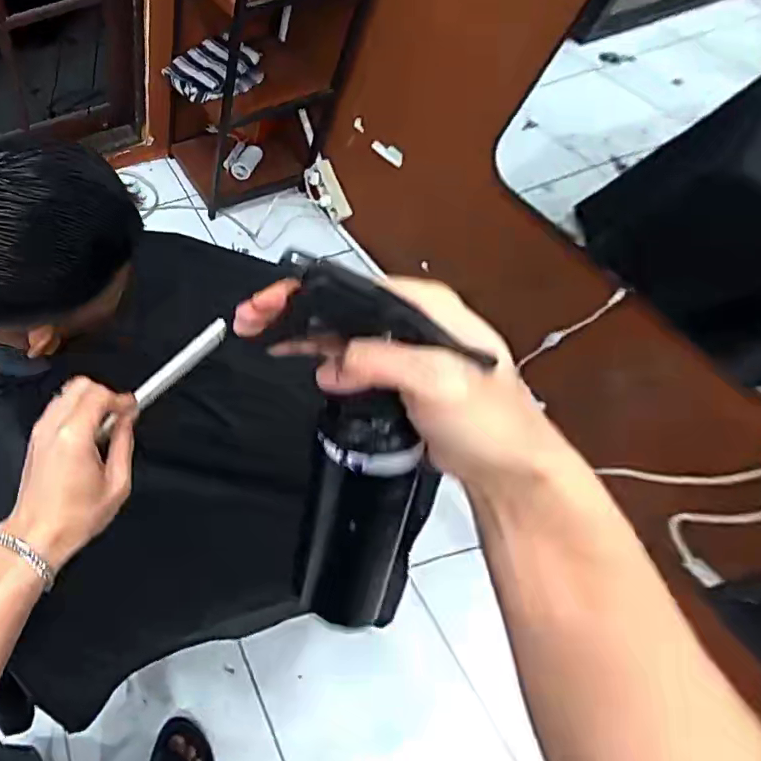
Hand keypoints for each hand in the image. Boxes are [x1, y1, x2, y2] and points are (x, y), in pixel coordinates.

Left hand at [0, 377, 136, 571]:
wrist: (38, 532)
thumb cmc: (73, 517)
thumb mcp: (116, 485)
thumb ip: (124, 444)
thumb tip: (127, 421)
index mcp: (73, 435)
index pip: (98, 394)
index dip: (120, 398)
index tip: (132, 406)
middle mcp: (53, 426)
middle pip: (80, 384)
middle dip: (104, 393)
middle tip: (119, 414)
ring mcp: (41, 428)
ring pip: (66, 392)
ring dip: (88, 400)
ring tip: (104, 426)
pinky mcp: (35, 435)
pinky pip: (56, 407)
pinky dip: (74, 410)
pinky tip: (86, 433)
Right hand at [233, 277, 569, 493]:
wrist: (508, 473)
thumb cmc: (495, 427)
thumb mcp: (439, 382)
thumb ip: (382, 360)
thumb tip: (337, 357)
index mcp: (423, 306)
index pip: (345, 287)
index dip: (299, 293)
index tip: (267, 304)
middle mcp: (409, 318)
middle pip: (333, 303)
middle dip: (288, 309)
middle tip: (251, 318)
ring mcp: (399, 344)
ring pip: (333, 327)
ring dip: (297, 332)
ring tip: (264, 336)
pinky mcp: (391, 369)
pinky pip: (341, 352)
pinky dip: (316, 354)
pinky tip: (301, 361)